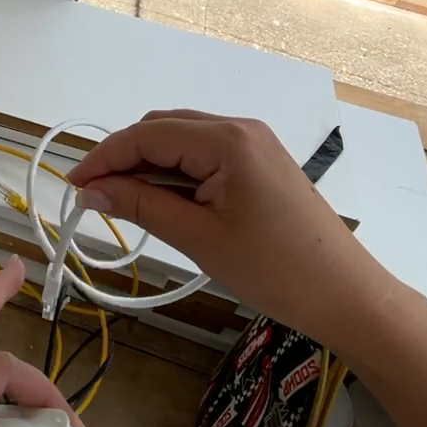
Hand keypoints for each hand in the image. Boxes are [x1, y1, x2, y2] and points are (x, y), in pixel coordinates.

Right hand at [66, 109, 404, 346]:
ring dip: (148, 163)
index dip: (105, 157)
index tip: (74, 185)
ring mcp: (253, 141)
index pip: (147, 135)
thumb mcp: (199, 238)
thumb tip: (90, 191)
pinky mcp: (260, 160)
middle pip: (161, 128)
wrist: (352, 299)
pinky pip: (203, 152)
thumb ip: (141, 206)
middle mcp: (239, 127)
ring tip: (122, 198)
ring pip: (181, 138)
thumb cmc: (276, 271)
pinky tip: (162, 197)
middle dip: (123, 156)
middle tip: (95, 194)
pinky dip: (175, 170)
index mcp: (226, 139)